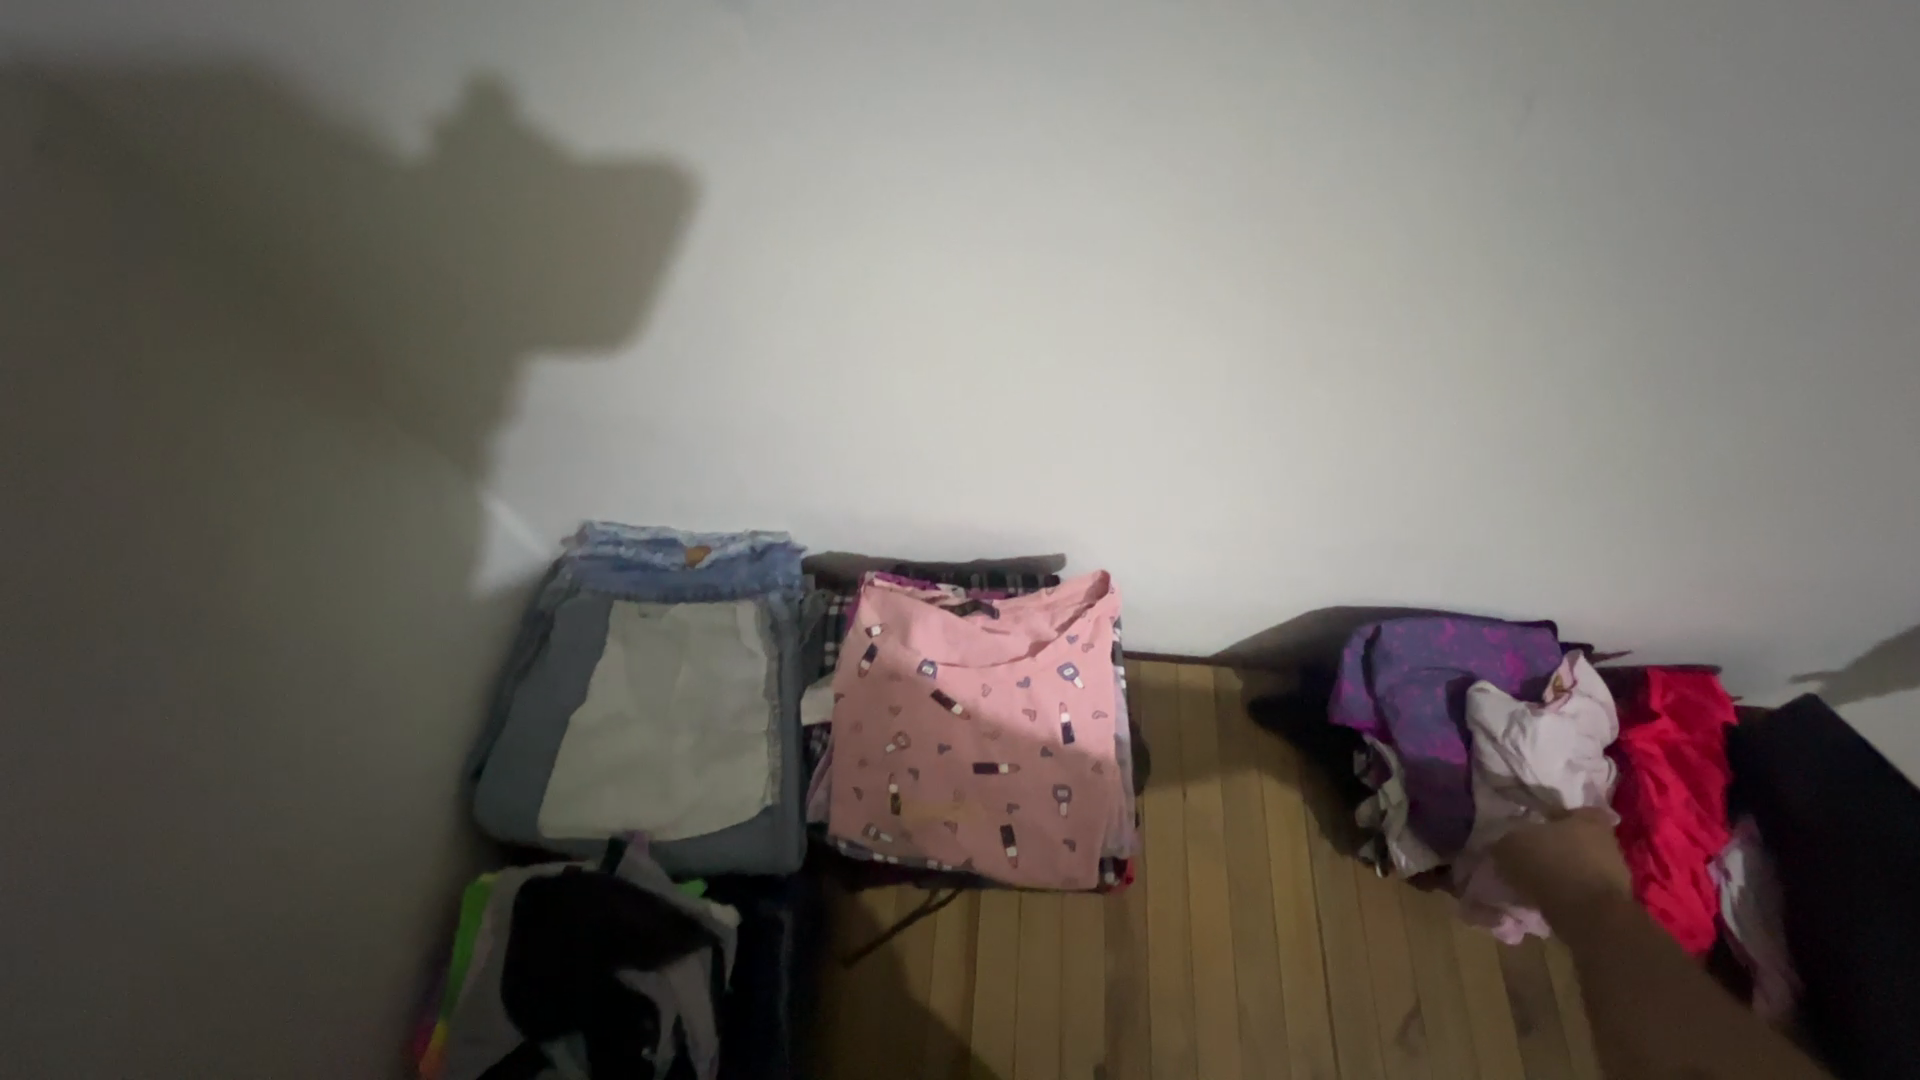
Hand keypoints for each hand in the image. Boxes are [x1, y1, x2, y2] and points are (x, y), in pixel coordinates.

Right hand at [1492, 808, 1632, 915]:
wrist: (1589, 915)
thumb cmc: (1551, 865)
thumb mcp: (1511, 845)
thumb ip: (1506, 841)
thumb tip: (1501, 845)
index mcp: (1588, 822)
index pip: (1579, 811)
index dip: (1559, 816)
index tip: (1540, 822)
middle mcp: (1607, 844)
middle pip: (1580, 840)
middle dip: (1558, 846)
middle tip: (1531, 852)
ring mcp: (1615, 875)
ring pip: (1582, 866)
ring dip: (1562, 871)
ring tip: (1534, 879)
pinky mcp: (1613, 902)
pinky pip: (1584, 890)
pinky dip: (1567, 892)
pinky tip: (1545, 897)